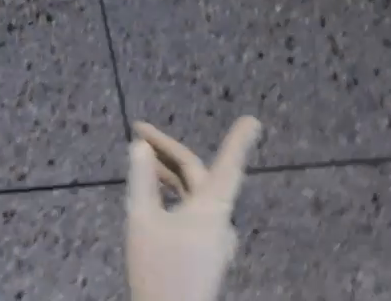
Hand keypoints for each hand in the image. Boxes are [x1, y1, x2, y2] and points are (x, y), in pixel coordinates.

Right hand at [125, 118, 261, 300]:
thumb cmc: (159, 269)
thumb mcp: (142, 217)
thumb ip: (142, 179)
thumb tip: (141, 146)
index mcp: (211, 209)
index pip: (227, 166)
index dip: (239, 142)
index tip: (253, 121)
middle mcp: (218, 221)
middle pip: (198, 174)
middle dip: (168, 149)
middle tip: (137, 130)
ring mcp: (213, 239)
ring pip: (193, 192)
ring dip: (168, 171)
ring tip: (140, 158)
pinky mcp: (204, 252)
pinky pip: (192, 209)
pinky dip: (173, 192)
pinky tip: (152, 193)